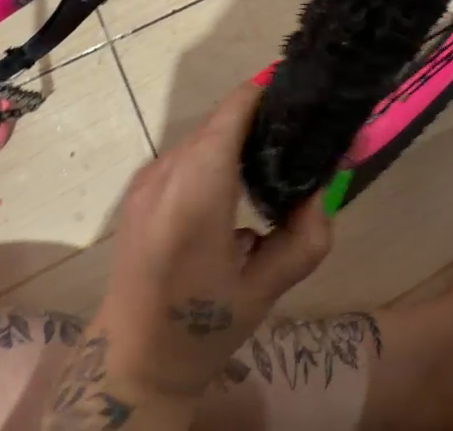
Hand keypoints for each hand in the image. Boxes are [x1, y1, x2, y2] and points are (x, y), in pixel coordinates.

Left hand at [87, 83, 332, 401]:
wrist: (131, 359)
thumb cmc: (202, 327)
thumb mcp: (266, 290)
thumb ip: (304, 236)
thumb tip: (321, 187)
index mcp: (195, 195)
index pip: (232, 114)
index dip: (267, 93)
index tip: (305, 96)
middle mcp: (166, 174)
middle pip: (222, 121)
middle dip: (263, 119)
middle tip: (305, 136)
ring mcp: (147, 178)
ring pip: (204, 136)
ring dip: (239, 138)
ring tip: (277, 160)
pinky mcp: (141, 187)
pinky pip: (187, 154)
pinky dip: (217, 154)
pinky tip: (240, 185)